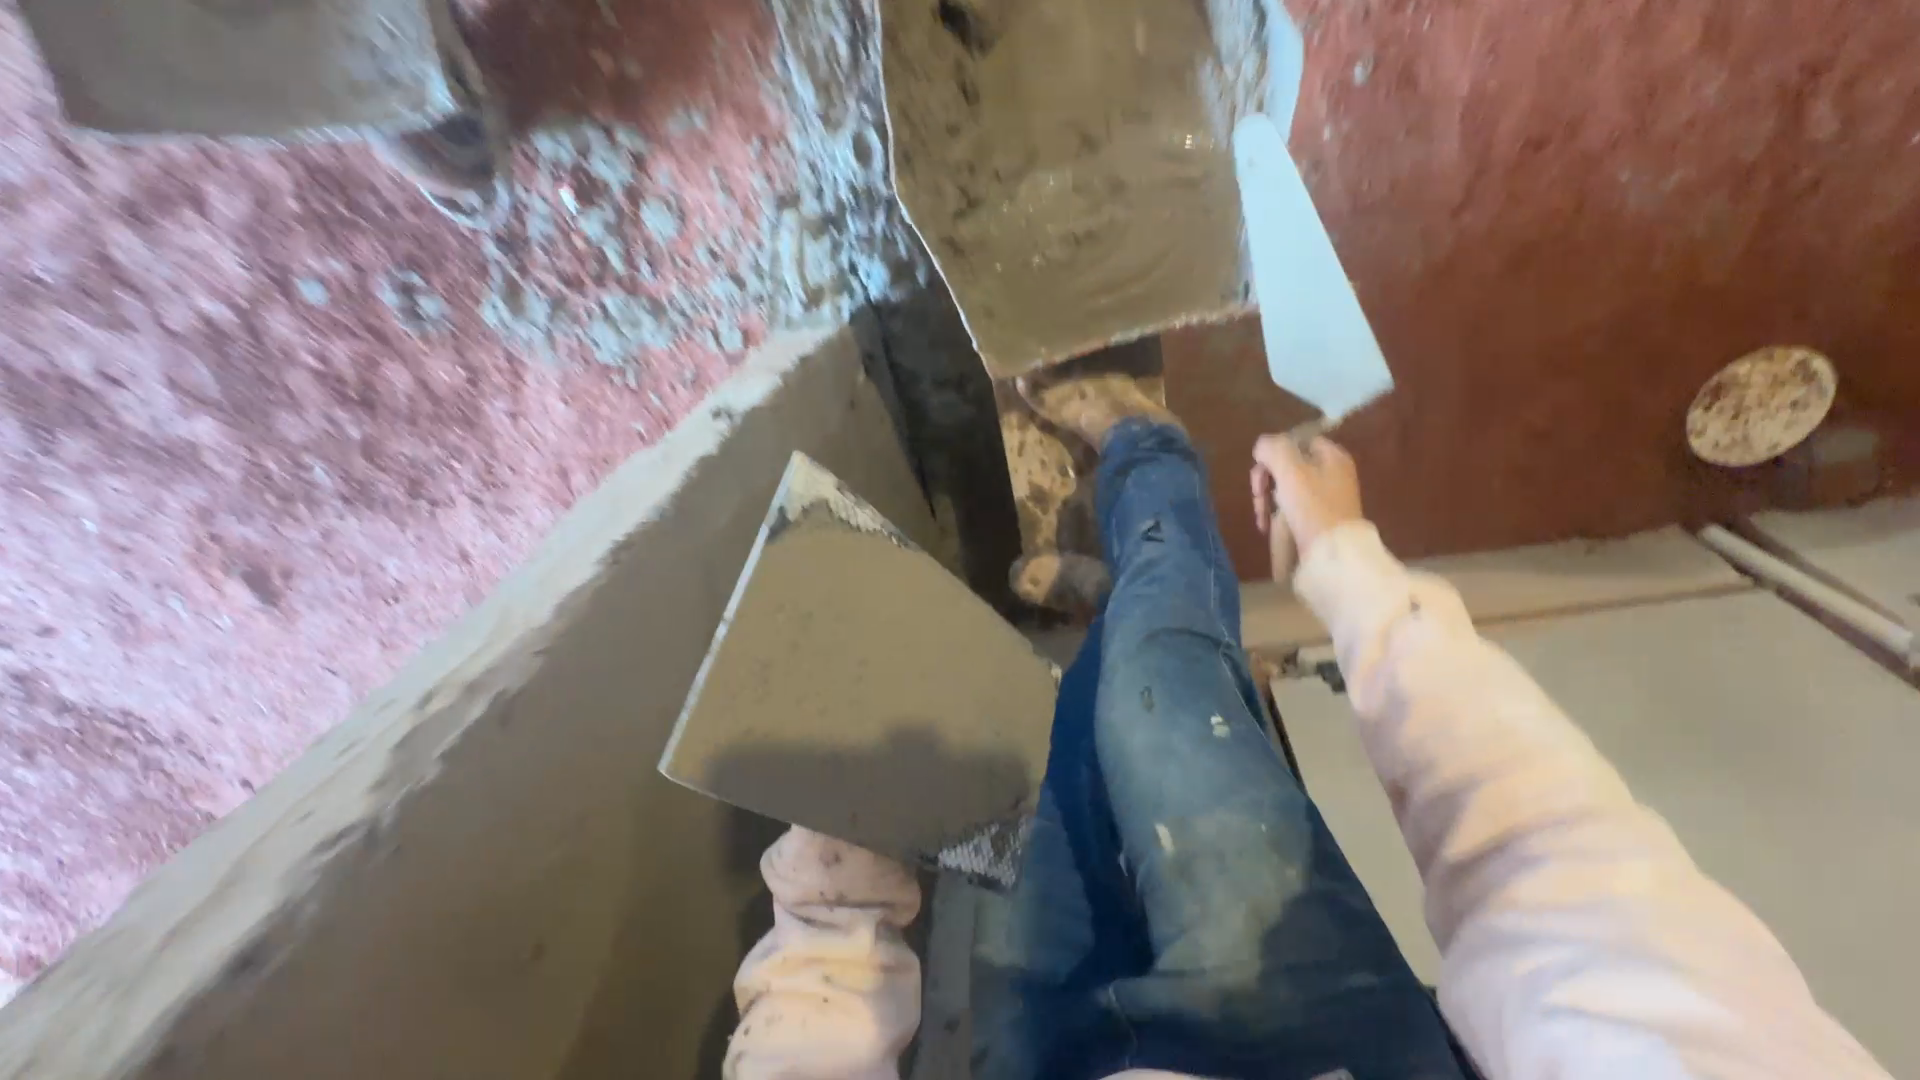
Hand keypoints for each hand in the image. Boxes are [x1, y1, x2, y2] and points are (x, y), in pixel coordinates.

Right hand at [1250, 434, 1362, 573]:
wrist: (1331, 552)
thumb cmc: (1312, 507)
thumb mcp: (1290, 470)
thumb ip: (1273, 449)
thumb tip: (1261, 446)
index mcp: (1331, 457)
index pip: (1297, 441)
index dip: (1276, 451)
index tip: (1262, 468)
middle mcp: (1331, 473)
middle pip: (1288, 466)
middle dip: (1266, 479)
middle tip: (1257, 495)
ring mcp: (1325, 498)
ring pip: (1286, 488)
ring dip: (1267, 500)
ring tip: (1261, 518)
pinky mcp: (1317, 519)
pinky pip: (1291, 508)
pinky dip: (1276, 515)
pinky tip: (1267, 526)